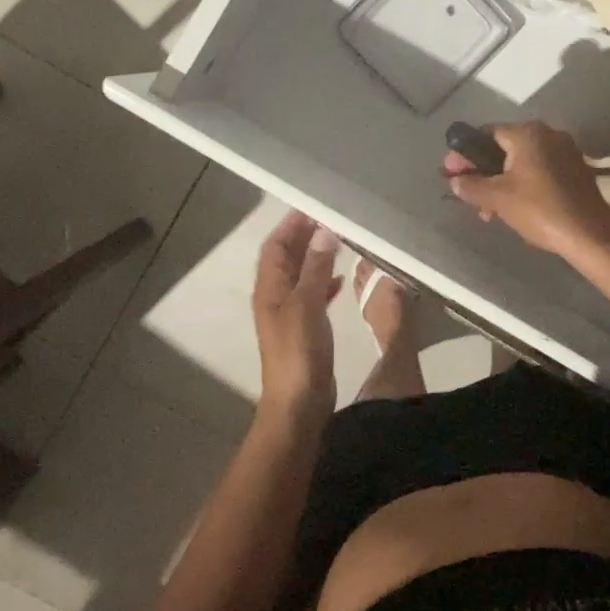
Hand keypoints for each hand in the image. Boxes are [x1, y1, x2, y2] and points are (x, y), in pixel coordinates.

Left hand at [252, 211, 343, 419]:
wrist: (298, 405)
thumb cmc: (298, 353)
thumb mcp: (307, 305)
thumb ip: (315, 268)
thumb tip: (323, 231)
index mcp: (269, 289)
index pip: (275, 246)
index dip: (291, 225)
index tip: (314, 206)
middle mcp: (275, 297)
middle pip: (286, 258)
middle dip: (304, 236)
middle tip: (332, 218)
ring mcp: (289, 315)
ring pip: (300, 275)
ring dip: (315, 257)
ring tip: (340, 241)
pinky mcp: (304, 330)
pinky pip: (312, 295)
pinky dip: (323, 281)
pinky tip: (340, 279)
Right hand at [444, 121, 609, 260]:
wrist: (589, 234)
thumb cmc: (539, 209)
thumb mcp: (498, 198)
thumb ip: (472, 186)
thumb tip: (455, 181)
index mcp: (528, 133)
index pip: (487, 133)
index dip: (465, 153)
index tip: (451, 172)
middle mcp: (548, 134)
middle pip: (504, 148)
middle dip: (483, 172)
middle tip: (468, 194)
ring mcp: (565, 152)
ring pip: (522, 163)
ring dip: (501, 183)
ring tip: (489, 211)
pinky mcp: (575, 170)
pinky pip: (540, 172)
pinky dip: (523, 185)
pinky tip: (513, 208)